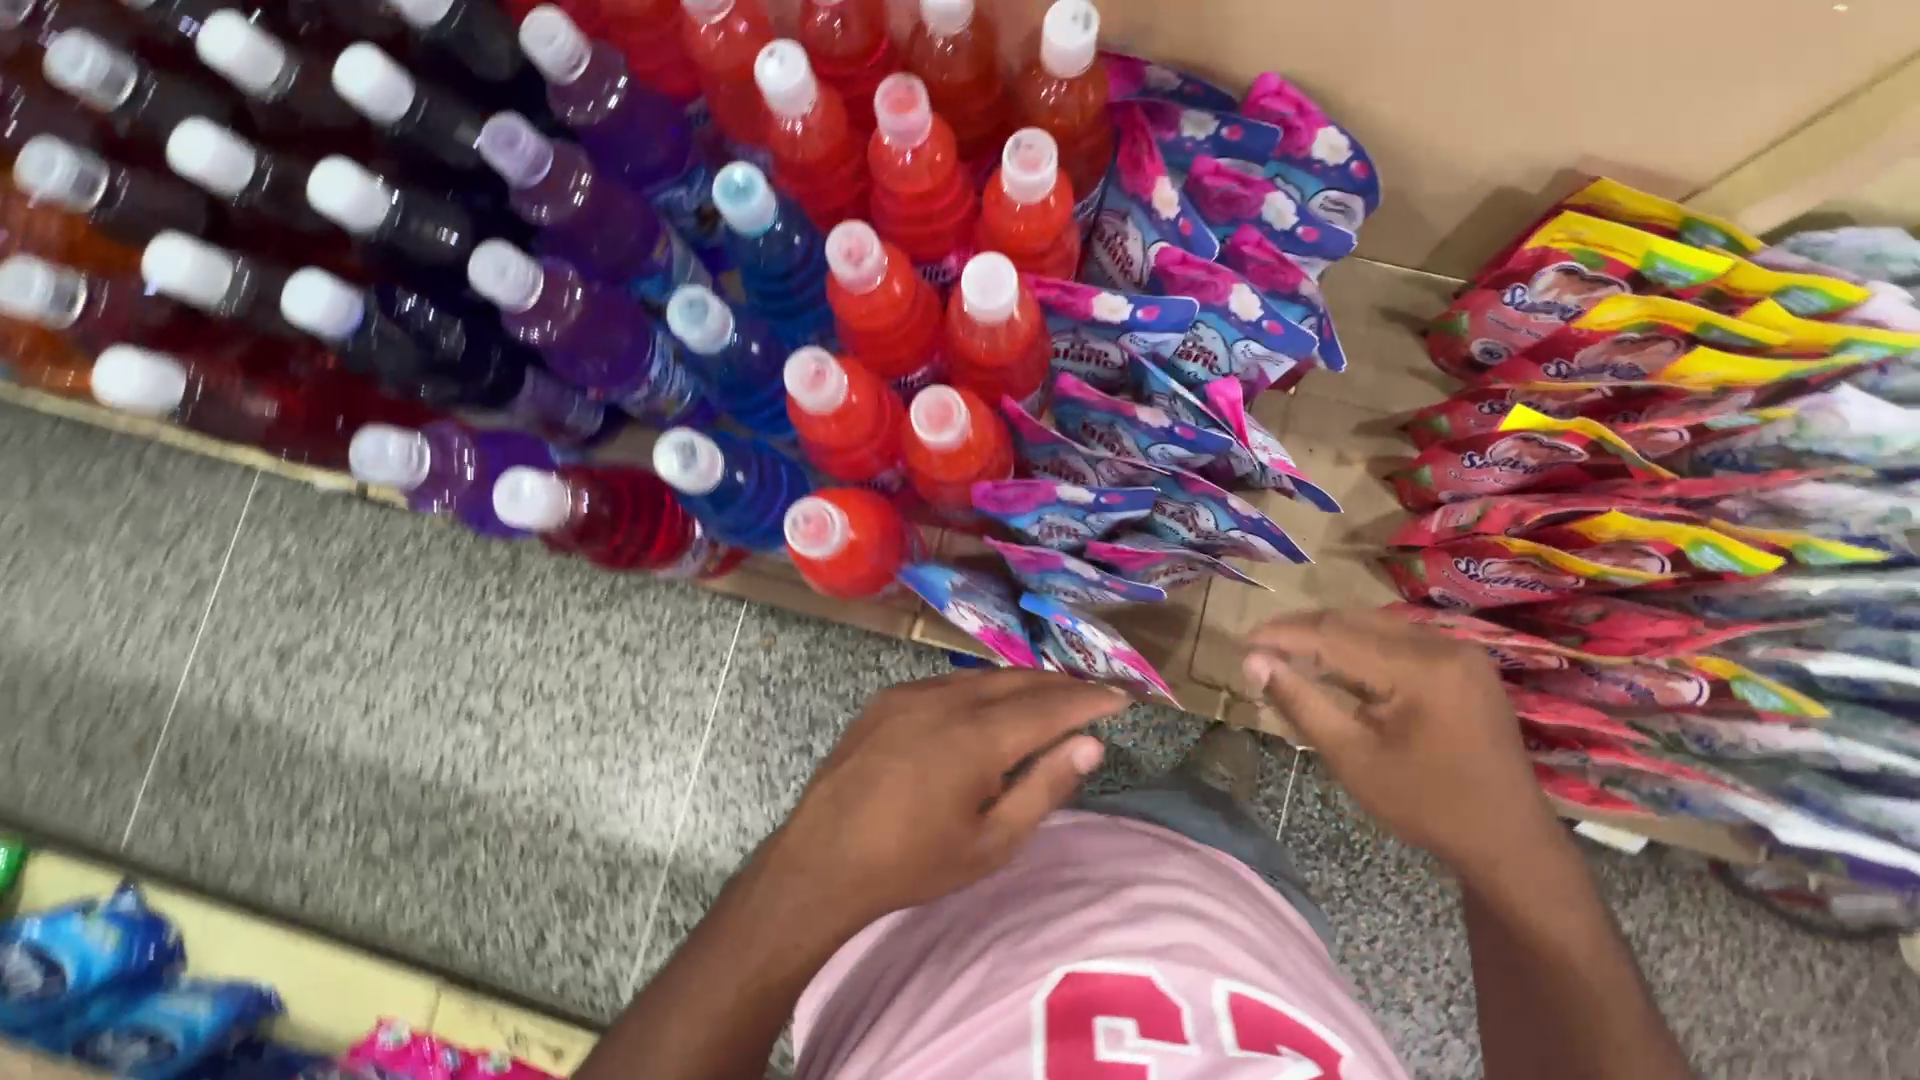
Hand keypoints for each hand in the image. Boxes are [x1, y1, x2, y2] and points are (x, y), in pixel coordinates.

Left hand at [761, 670, 1125, 929]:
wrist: (821, 861)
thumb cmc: (913, 863)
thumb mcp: (991, 843)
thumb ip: (1044, 788)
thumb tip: (1089, 745)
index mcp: (977, 736)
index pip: (1050, 705)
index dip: (1089, 699)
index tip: (1121, 696)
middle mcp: (946, 700)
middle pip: (1019, 681)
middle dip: (1061, 684)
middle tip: (1093, 692)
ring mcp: (911, 695)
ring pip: (982, 678)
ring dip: (1022, 684)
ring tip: (1049, 697)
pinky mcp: (886, 700)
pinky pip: (948, 684)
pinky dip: (981, 689)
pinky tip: (989, 706)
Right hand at [1241, 609, 1560, 878]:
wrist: (1507, 839)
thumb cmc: (1425, 804)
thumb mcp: (1352, 757)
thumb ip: (1299, 702)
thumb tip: (1253, 662)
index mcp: (1420, 668)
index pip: (1333, 635)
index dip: (1282, 635)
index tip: (1241, 643)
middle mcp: (1443, 645)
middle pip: (1355, 621)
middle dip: (1302, 629)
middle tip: (1258, 645)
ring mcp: (1459, 651)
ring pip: (1376, 625)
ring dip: (1329, 634)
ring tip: (1286, 650)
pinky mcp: (1464, 664)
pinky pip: (1399, 639)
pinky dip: (1360, 645)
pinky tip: (1335, 661)